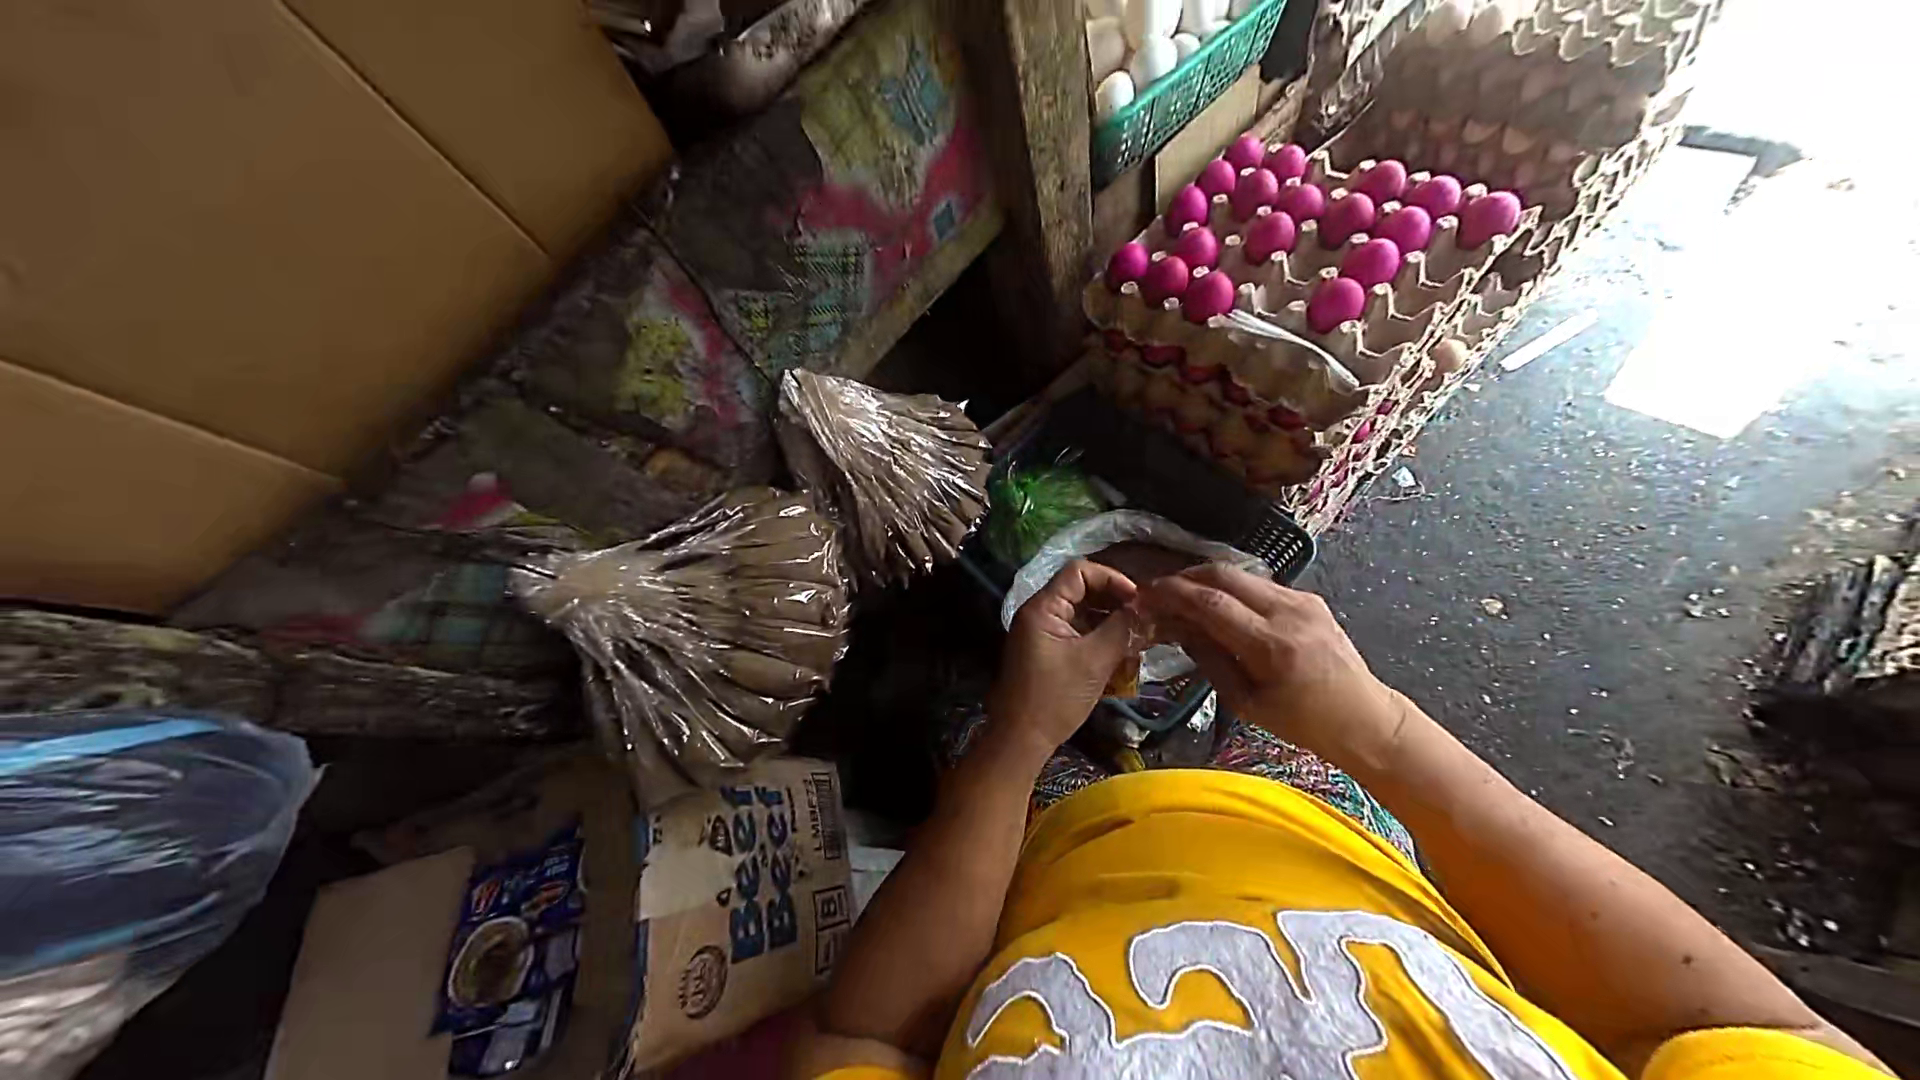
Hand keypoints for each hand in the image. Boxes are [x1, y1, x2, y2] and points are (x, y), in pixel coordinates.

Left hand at [987, 560, 1145, 763]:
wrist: (1022, 738)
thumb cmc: (1055, 697)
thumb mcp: (1094, 661)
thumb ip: (1121, 629)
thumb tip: (1145, 608)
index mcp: (1043, 608)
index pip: (1079, 572)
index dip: (1112, 579)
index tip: (1137, 599)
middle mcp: (1039, 613)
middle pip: (1082, 591)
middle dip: (1115, 602)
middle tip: (1144, 618)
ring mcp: (1042, 632)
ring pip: (1082, 613)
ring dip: (1110, 621)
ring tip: (1138, 635)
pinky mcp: (1048, 650)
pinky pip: (1078, 633)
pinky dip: (1100, 638)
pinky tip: (1123, 652)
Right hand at [1139, 564, 1414, 769]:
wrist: (1365, 719)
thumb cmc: (1302, 722)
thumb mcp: (1244, 701)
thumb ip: (1208, 657)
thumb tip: (1175, 626)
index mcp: (1272, 646)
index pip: (1211, 603)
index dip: (1173, 593)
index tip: (1146, 594)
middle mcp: (1289, 613)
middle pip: (1224, 575)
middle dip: (1184, 578)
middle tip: (1159, 590)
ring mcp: (1303, 601)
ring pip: (1241, 574)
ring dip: (1205, 580)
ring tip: (1182, 596)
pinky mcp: (1310, 598)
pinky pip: (1259, 584)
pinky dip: (1230, 588)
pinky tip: (1217, 604)